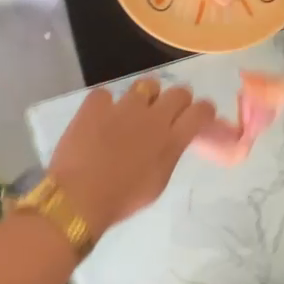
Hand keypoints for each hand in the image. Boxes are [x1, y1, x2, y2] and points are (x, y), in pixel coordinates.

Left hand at [47, 78, 216, 233]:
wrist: (79, 196)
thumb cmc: (122, 198)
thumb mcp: (158, 181)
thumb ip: (168, 154)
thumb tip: (170, 142)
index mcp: (171, 139)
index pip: (200, 111)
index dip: (204, 110)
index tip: (201, 115)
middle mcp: (152, 117)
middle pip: (179, 92)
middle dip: (178, 100)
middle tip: (169, 112)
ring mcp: (123, 106)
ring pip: (146, 85)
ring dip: (146, 97)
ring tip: (135, 111)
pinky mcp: (95, 103)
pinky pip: (107, 94)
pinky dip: (106, 104)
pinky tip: (100, 118)